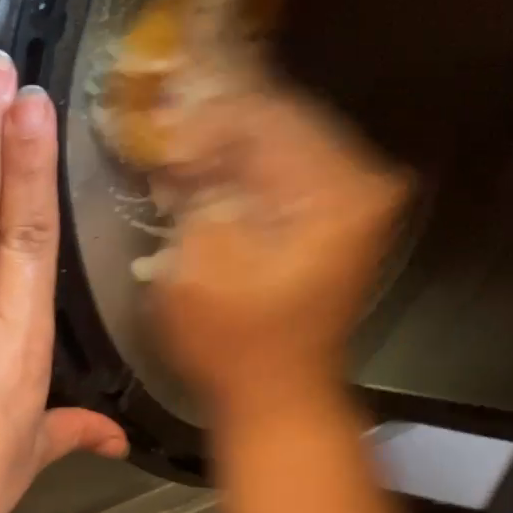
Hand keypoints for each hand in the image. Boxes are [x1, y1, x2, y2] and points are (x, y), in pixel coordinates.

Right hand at [153, 89, 410, 420]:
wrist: (273, 396)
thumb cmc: (232, 343)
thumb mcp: (198, 266)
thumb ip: (196, 194)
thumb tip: (182, 147)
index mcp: (336, 188)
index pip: (266, 116)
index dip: (203, 120)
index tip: (153, 136)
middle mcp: (359, 181)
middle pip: (278, 126)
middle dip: (212, 133)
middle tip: (157, 147)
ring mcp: (350, 200)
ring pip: (277, 149)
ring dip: (221, 156)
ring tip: (170, 168)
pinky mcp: (332, 219)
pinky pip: (280, 177)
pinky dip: (237, 179)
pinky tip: (197, 191)